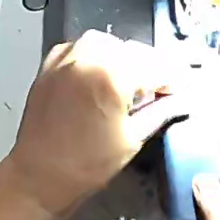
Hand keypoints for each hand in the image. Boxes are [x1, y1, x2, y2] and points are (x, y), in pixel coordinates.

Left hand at [1, 30, 190, 218]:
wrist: (40, 176)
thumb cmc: (86, 165)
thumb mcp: (132, 139)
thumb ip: (160, 111)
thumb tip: (180, 100)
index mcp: (111, 76)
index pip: (156, 67)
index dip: (173, 79)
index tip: (180, 88)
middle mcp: (87, 59)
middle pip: (133, 50)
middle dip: (149, 68)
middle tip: (158, 91)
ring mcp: (65, 60)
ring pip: (106, 43)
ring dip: (123, 58)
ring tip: (129, 83)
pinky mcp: (50, 66)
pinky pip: (79, 47)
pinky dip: (94, 56)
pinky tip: (100, 77)